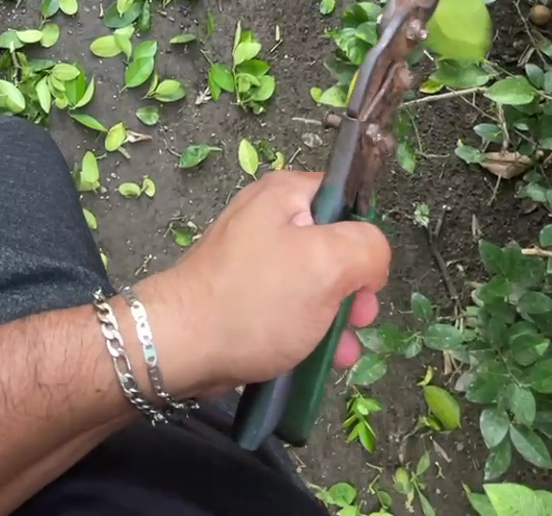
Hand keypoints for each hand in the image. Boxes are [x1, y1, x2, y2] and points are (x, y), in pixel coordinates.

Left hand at [135, 172, 389, 397]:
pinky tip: (320, 358)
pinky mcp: (245, 291)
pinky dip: (309, 327)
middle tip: (357, 318)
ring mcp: (254, 255)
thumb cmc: (255, 300)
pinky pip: (291, 302)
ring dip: (336, 316)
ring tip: (341, 350)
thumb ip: (367, 247)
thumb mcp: (326, 264)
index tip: (364, 274)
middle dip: (352, 286)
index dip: (363, 236)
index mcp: (285, 193)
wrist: (181, 347)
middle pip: (334, 244)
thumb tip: (371, 258)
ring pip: (316, 280)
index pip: (345, 197)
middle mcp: (268, 216)